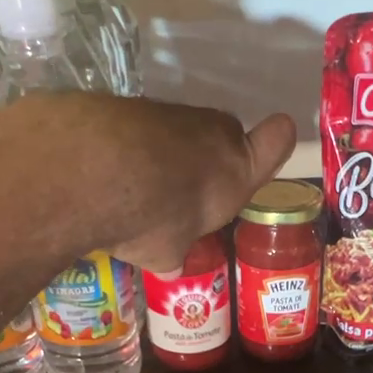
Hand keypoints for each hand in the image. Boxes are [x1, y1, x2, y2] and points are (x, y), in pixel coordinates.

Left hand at [0, 93, 294, 272]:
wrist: (96, 171)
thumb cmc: (152, 221)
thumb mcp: (165, 254)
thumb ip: (173, 255)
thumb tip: (171, 267)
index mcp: (236, 173)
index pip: (276, 141)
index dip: (275, 141)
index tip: (267, 145)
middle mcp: (214, 135)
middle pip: (224, 138)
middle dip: (208, 160)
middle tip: (185, 192)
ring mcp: (174, 115)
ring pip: (182, 134)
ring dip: (168, 155)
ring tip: (141, 188)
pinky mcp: (135, 105)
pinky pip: (146, 130)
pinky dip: (135, 147)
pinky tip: (114, 173)